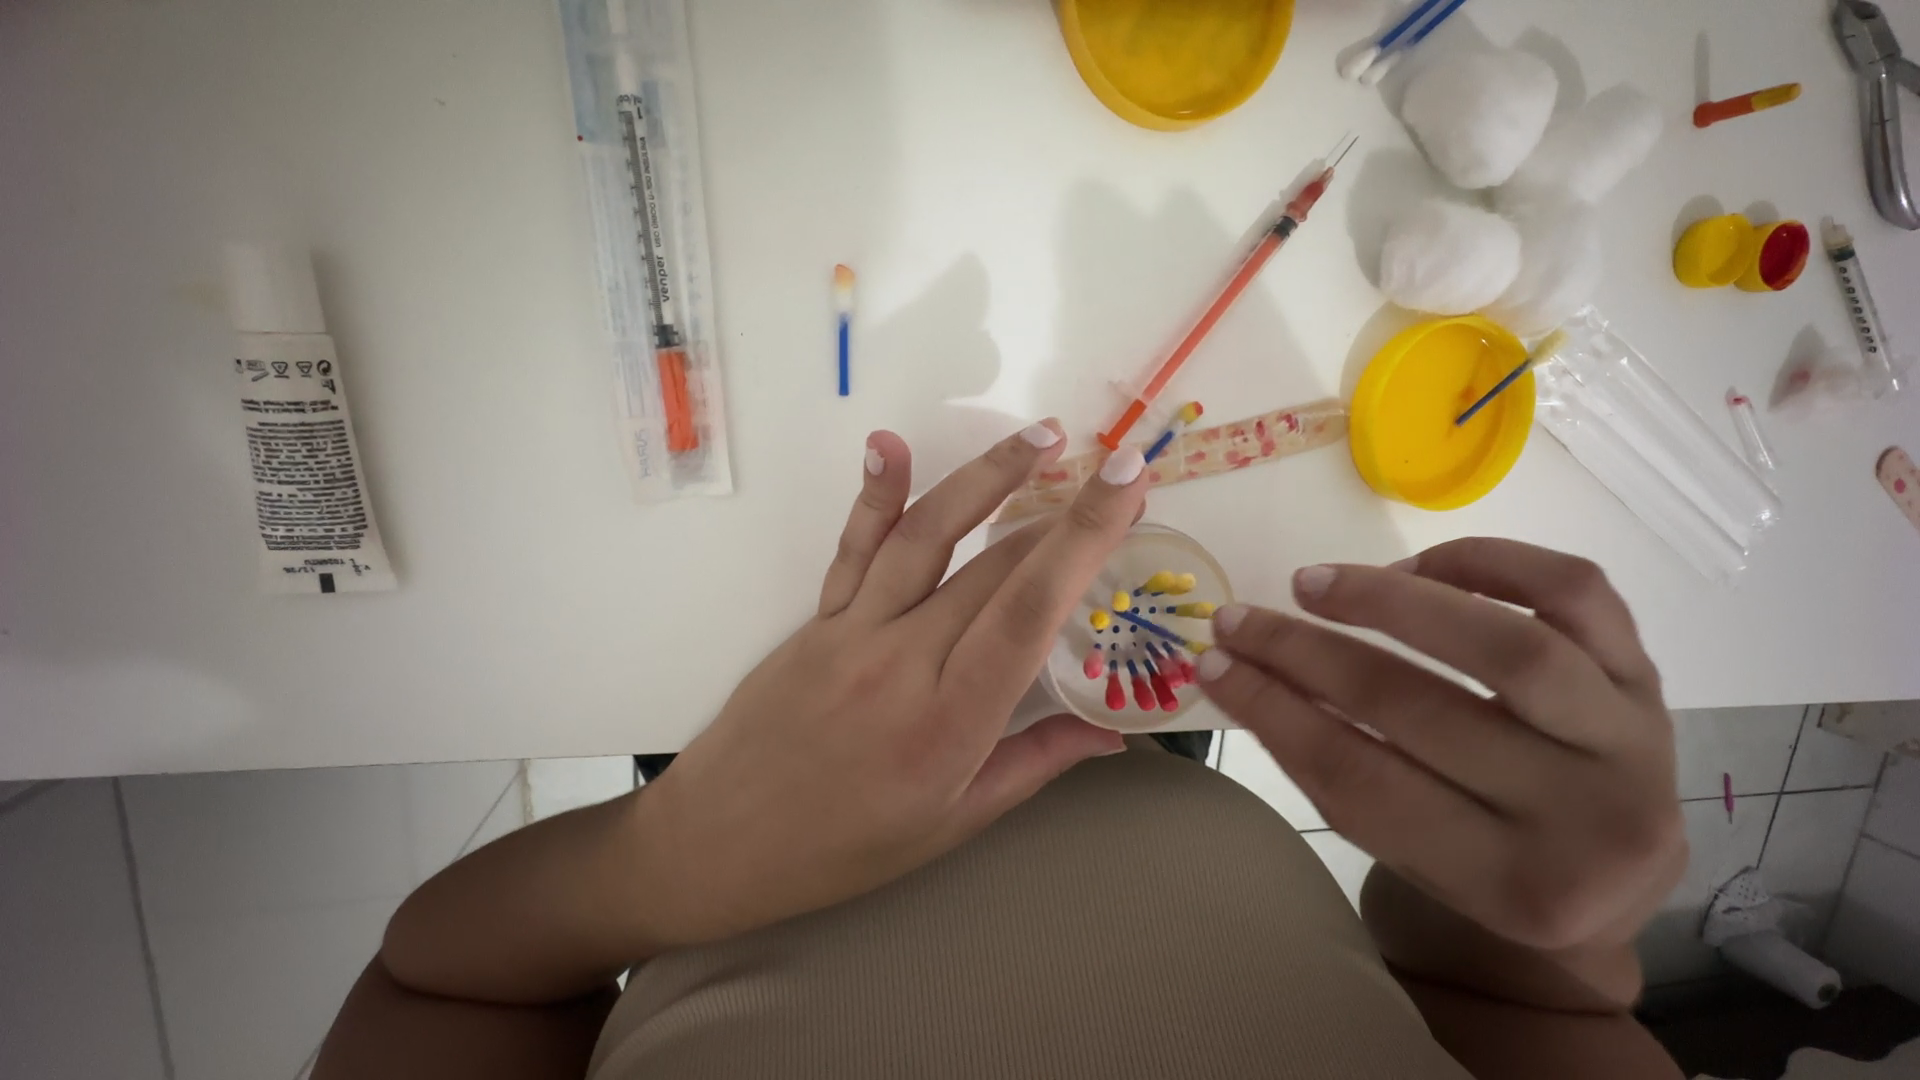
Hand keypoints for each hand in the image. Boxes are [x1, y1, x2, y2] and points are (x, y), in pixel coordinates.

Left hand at [633, 422, 1148, 946]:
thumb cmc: (847, 845)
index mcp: (952, 719)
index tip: (1130, 483)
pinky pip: (852, 547)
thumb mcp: (956, 821)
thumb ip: (1037, 762)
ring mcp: (854, 629)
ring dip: (988, 477)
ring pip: (927, 535)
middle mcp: (905, 659)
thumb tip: (1111, 730)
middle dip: (1065, 511)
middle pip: (996, 566)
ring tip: (1042, 437)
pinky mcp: (819, 617)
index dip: (1087, 538)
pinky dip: (876, 492)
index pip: (1032, 609)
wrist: (721, 841)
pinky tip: (890, 443)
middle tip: (1116, 472)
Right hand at [1197, 539, 1685, 966]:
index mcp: (1515, 886)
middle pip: (1422, 711)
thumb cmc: (1475, 865)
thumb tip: (1230, 668)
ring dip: (1389, 601)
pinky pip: (1578, 592)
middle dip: (1305, 655)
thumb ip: (1321, 760)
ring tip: (1313, 583)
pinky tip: (1417, 565)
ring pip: (1511, 646)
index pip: (1364, 781)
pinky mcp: (1648, 676)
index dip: (1273, 713)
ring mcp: (1633, 738)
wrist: (1601, 871)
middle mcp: (1592, 818)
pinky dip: (1488, 562)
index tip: (1212, 665)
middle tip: (1239, 620)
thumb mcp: (1395, 847)